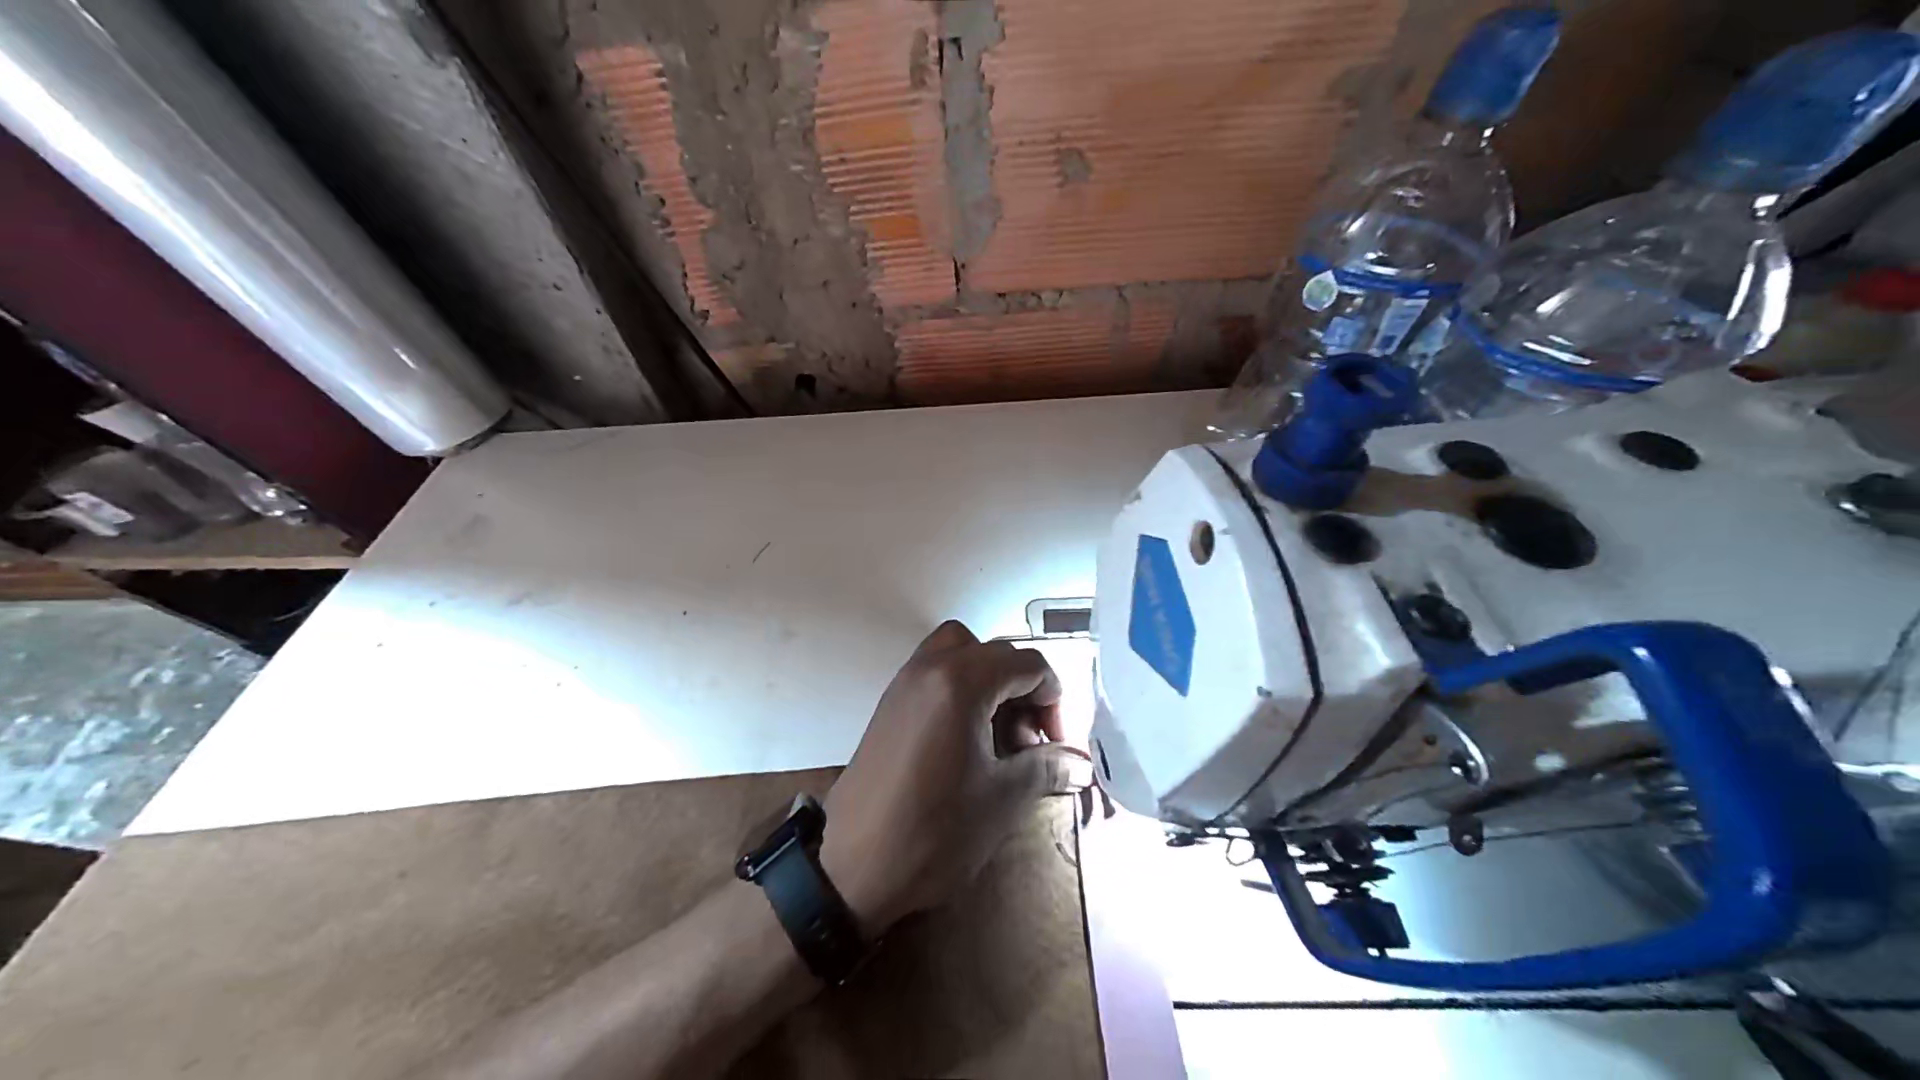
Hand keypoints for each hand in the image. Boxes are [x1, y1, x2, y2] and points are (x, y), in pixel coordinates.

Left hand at [821, 621, 1092, 934]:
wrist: (851, 865)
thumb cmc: (933, 829)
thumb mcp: (1002, 798)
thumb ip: (1048, 768)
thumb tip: (1082, 764)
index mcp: (961, 681)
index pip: (1028, 664)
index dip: (1055, 701)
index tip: (1057, 746)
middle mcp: (930, 667)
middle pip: (995, 653)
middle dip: (1023, 689)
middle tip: (1030, 740)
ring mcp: (904, 682)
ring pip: (961, 655)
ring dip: (990, 683)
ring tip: (1000, 735)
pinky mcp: (890, 704)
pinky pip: (936, 673)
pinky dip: (961, 690)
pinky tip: (968, 741)